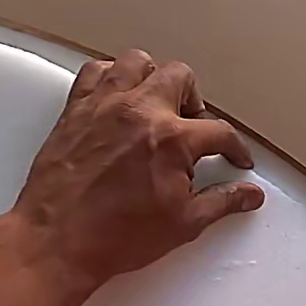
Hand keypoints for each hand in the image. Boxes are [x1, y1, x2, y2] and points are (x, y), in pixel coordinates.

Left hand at [9, 50, 265, 291]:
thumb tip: (248, 194)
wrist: (57, 243)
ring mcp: (105, 106)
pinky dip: (111, 77)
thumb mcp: (183, 224)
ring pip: (138, 62)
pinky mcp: (76, 110)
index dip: (235, 148)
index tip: (235, 157)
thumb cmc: (113, 236)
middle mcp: (139, 112)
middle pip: (181, 77)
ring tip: (158, 105)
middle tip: (194, 126)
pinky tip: (119, 99)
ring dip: (154, 79)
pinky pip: (95, 71)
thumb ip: (222, 202)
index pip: (220, 132)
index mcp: (171, 140)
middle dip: (195, 101)